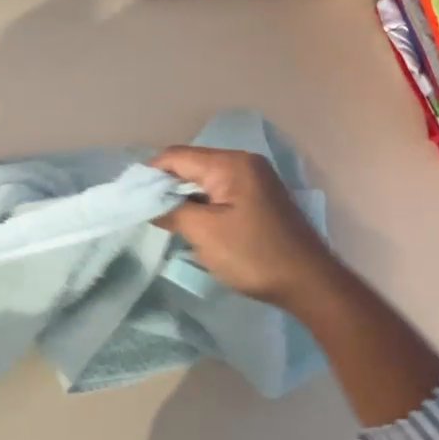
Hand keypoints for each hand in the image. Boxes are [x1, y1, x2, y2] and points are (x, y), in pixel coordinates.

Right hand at [149, 147, 349, 311]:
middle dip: (167, 186)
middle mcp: (245, 163)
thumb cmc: (254, 255)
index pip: (177, 156)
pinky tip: (192, 225)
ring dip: (185, 198)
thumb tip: (150, 203)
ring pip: (206, 181)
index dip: (150, 173)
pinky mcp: (261, 200)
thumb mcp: (205, 233)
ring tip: (164, 220)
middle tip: (143, 211)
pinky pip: (222, 193)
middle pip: (192, 166)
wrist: (309, 283)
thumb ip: (172, 211)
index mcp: (231, 164)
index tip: (130, 196)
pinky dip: (203, 205)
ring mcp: (256, 181)